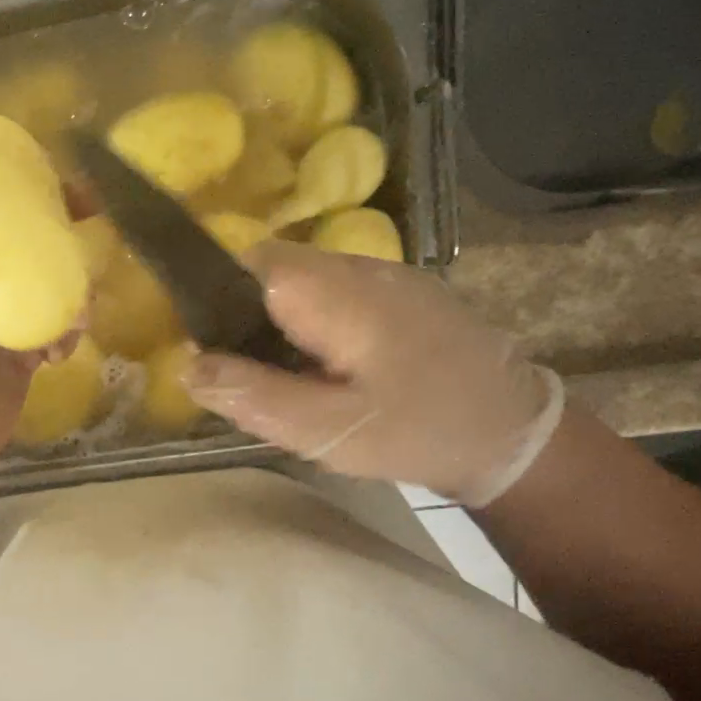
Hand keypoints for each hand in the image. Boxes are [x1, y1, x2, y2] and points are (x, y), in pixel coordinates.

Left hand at [0, 160, 69, 482]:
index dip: (11, 181)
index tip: (52, 172)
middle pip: (20, 237)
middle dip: (58, 228)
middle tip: (94, 224)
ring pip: (47, 279)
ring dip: (70, 285)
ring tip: (75, 312)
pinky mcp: (21, 352)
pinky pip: (56, 325)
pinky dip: (68, 330)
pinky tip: (60, 353)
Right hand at [183, 241, 563, 507]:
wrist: (514, 436)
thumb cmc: (414, 432)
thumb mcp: (324, 430)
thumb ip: (252, 395)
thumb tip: (187, 365)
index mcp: (341, 295)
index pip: (252, 264)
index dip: (219, 298)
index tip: (216, 350)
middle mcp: (363, 268)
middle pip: (274, 268)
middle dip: (244, 313)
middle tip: (249, 373)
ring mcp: (388, 276)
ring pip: (301, 278)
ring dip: (276, 318)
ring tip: (285, 373)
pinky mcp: (400, 292)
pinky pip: (332, 290)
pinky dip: (309, 320)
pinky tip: (322, 365)